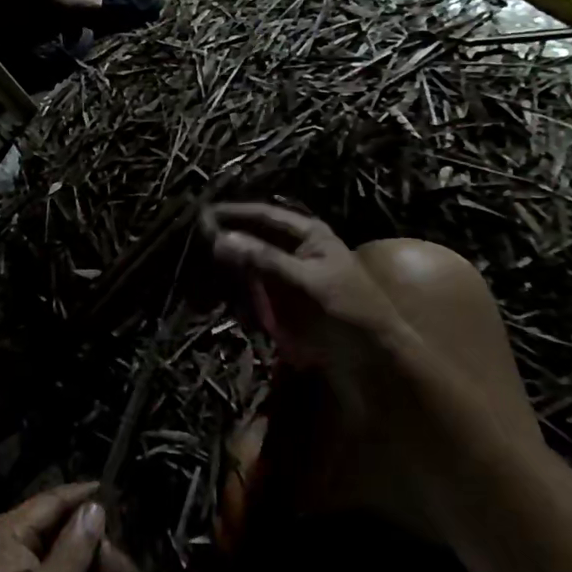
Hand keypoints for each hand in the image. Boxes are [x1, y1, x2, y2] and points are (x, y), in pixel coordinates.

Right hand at [202, 203, 407, 369]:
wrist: (376, 357)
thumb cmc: (349, 310)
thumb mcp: (307, 281)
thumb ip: (264, 260)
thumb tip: (221, 239)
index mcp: (309, 234)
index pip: (264, 215)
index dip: (234, 214)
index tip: (202, 216)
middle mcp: (297, 249)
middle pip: (254, 239)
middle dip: (228, 244)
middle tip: (196, 249)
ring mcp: (290, 277)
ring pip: (251, 266)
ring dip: (231, 273)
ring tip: (205, 280)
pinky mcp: (285, 303)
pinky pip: (255, 293)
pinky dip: (241, 296)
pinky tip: (228, 303)